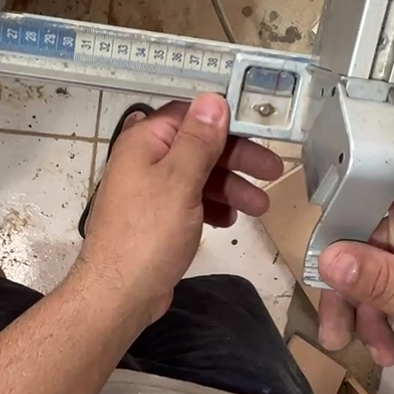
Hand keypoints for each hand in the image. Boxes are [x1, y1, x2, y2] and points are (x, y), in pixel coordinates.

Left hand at [72, 94, 283, 328]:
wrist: (119, 294)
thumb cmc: (149, 234)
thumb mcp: (180, 180)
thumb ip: (199, 140)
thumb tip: (213, 99)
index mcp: (144, 142)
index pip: (190, 116)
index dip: (225, 120)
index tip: (260, 130)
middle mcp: (144, 161)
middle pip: (198, 147)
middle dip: (237, 159)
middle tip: (274, 170)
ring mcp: (149, 192)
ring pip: (198, 178)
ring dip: (230, 187)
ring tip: (260, 206)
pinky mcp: (156, 220)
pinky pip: (189, 203)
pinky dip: (211, 208)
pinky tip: (229, 220)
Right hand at [316, 153, 393, 393]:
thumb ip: (378, 279)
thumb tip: (328, 257)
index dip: (359, 164)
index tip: (318, 183)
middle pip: (363, 225)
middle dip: (340, 263)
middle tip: (324, 292)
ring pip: (361, 267)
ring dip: (351, 305)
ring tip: (344, 339)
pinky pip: (371, 296)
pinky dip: (367, 323)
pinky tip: (382, 351)